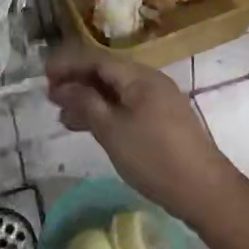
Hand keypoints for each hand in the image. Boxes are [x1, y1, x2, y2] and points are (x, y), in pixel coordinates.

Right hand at [45, 47, 243, 226]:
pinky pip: (128, 106)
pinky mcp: (163, 120)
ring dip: (90, 100)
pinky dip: (106, 112)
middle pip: (107, 73)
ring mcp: (159, 100)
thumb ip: (86, 104)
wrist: (204, 189)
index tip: (44, 75)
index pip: (97, 59)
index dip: (69, 64)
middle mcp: (150, 80)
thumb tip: (63, 86)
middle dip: (77, 82)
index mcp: (139, 76)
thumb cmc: (153, 157)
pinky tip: (91, 128)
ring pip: (117, 92)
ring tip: (64, 117)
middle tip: (50, 97)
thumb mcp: (112, 130)